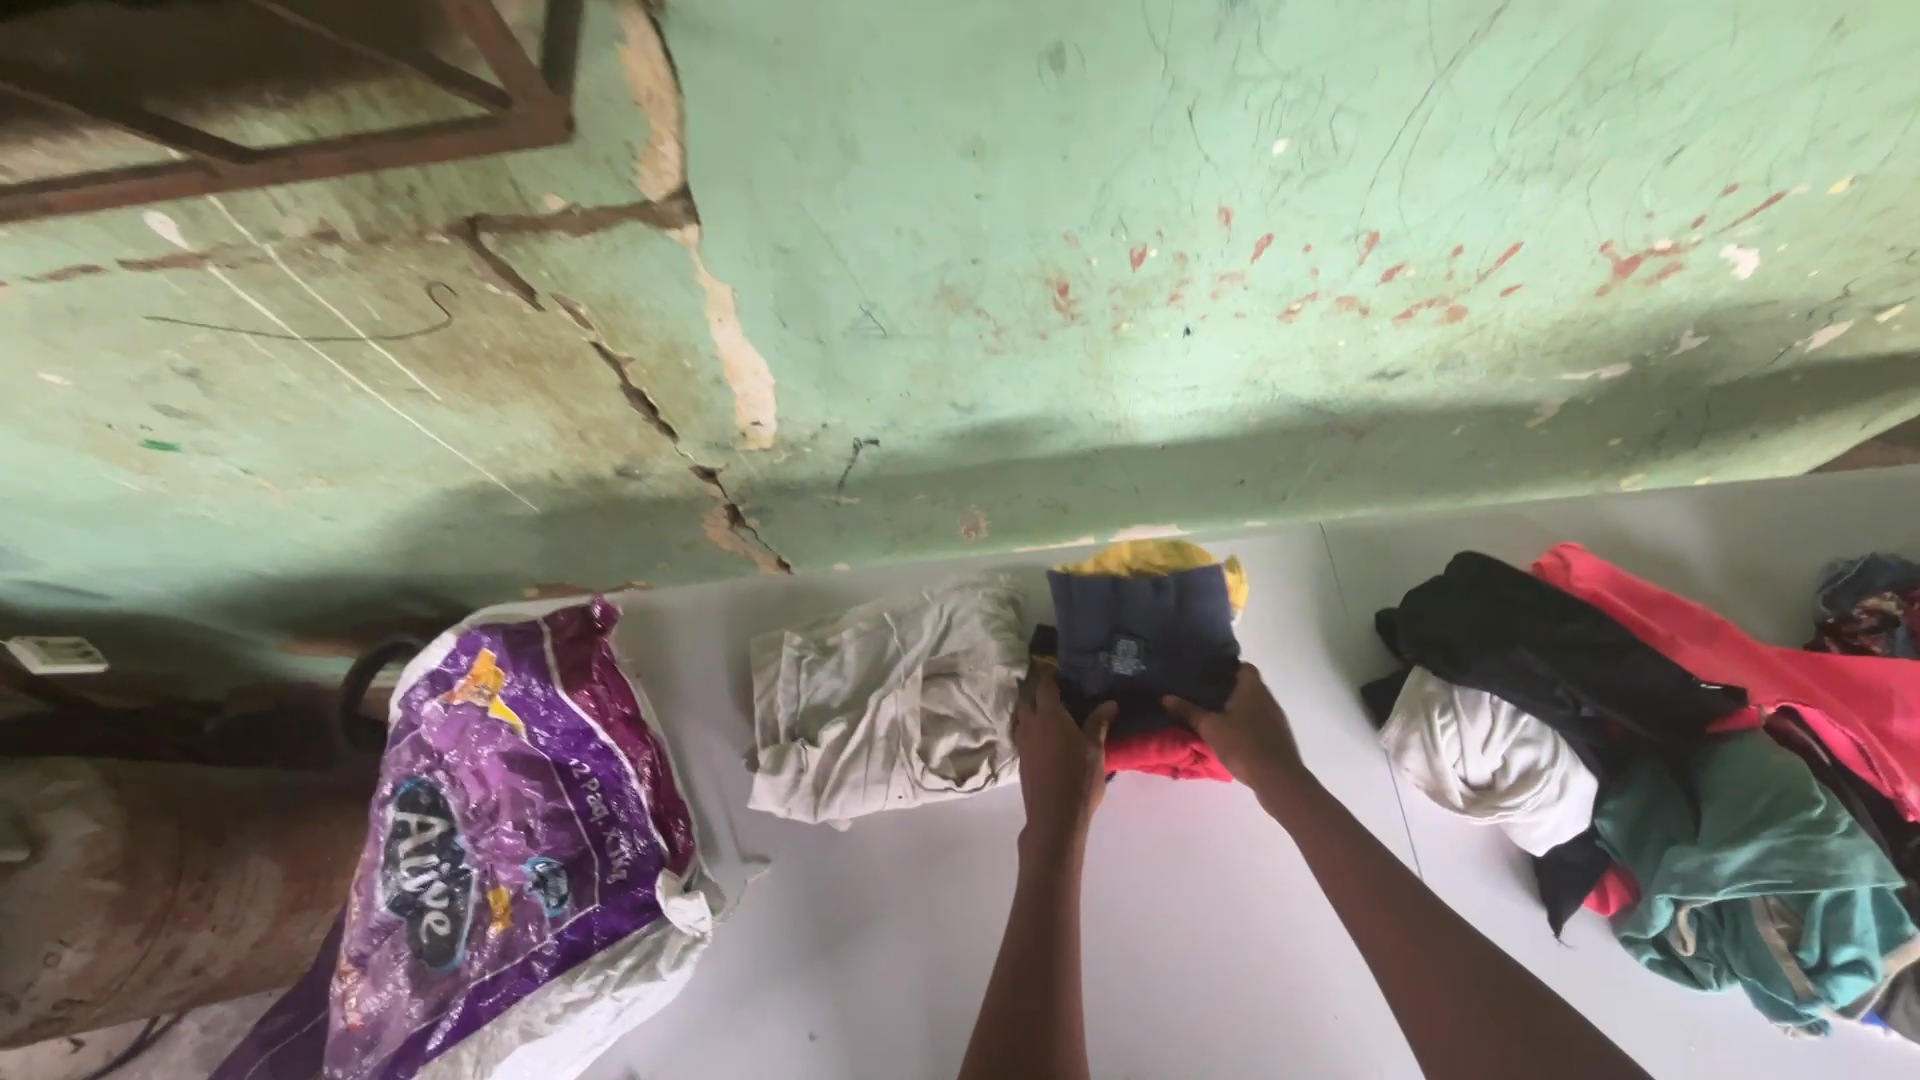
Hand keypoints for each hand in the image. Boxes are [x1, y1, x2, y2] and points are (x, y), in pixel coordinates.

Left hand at [1013, 666, 1116, 851]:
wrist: (1055, 816)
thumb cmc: (1079, 778)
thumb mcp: (1095, 749)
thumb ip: (1098, 723)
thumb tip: (1110, 702)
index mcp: (1049, 716)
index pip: (1045, 687)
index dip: (1050, 677)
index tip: (1059, 673)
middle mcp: (1030, 726)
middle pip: (1027, 701)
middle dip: (1037, 694)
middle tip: (1056, 695)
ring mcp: (1022, 744)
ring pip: (1021, 720)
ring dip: (1030, 714)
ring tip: (1049, 717)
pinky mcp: (1021, 761)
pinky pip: (1022, 737)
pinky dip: (1030, 732)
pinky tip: (1044, 741)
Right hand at [1164, 664, 1306, 789]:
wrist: (1277, 778)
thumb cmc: (1242, 744)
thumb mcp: (1210, 727)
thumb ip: (1188, 711)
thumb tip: (1166, 697)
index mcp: (1253, 688)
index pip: (1244, 666)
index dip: (1228, 667)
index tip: (1209, 673)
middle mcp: (1268, 698)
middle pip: (1248, 685)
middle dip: (1229, 688)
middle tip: (1205, 693)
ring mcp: (1276, 718)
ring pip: (1254, 704)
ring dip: (1238, 707)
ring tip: (1215, 712)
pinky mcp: (1278, 736)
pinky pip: (1259, 721)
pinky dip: (1246, 723)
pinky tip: (1231, 733)